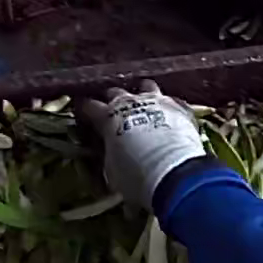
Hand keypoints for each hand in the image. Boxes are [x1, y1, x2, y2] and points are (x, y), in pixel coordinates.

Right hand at [78, 80, 205, 209]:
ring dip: (143, 94)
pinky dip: (169, 108)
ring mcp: (157, 101)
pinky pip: (172, 102)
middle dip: (112, 99)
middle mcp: (131, 103)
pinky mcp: (180, 108)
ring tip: (144, 102)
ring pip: (147, 87)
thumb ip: (109, 155)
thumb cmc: (135, 175)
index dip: (83, 109)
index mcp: (108, 117)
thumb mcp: (111, 170)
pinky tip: (170, 116)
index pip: (89, 106)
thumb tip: (111, 155)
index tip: (81, 111)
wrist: (175, 173)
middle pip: (116, 92)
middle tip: (112, 110)